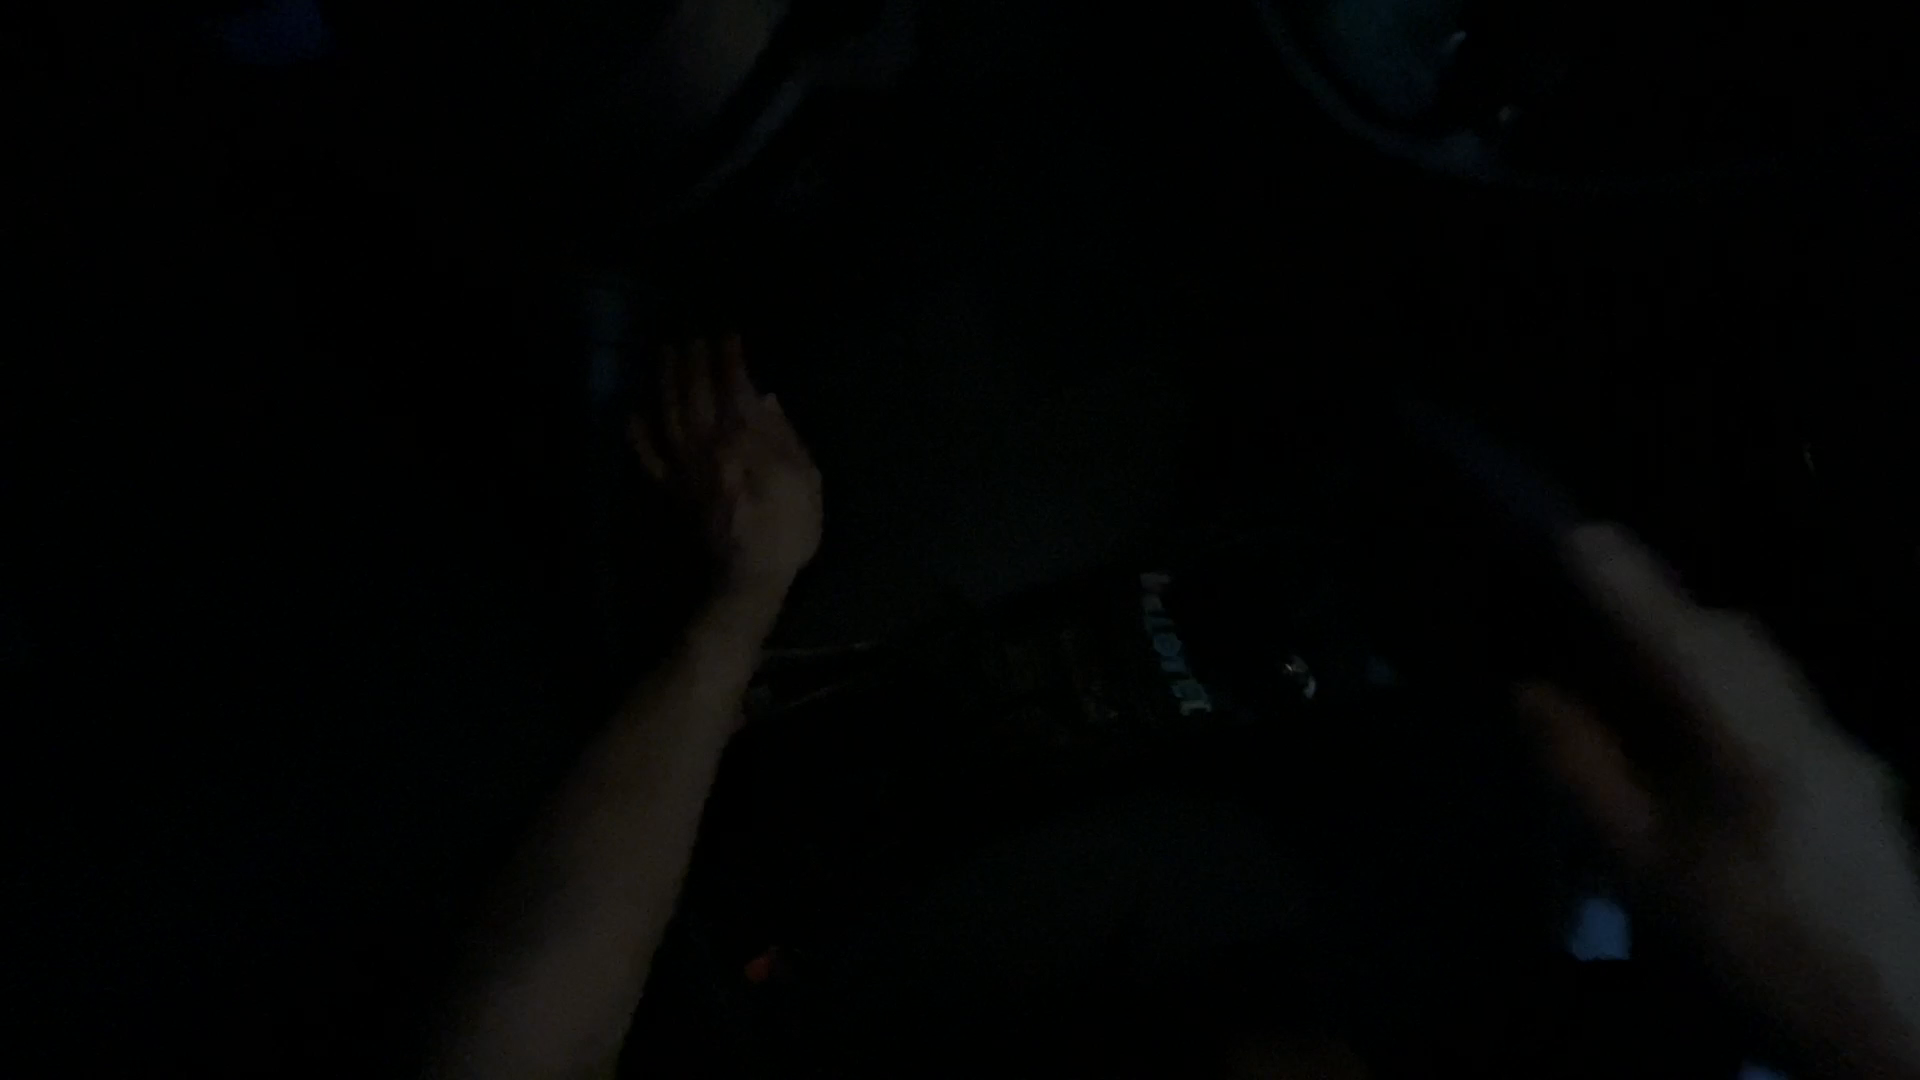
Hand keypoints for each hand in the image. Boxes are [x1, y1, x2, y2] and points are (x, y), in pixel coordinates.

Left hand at [630, 335, 822, 602]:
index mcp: (743, 437)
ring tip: (665, 356)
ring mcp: (684, 465)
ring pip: (667, 412)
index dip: (730, 358)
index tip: (730, 337)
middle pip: (694, 391)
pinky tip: (635, 410)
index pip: (733, 385)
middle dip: (694, 360)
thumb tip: (764, 399)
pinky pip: (647, 453)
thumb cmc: (789, 526)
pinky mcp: (671, 487)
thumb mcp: (806, 478)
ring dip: (664, 380)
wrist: (751, 574)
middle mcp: (707, 442)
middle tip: (693, 338)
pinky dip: (638, 429)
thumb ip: (783, 435)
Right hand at [1519, 524, 1919, 1077]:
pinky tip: (1670, 723)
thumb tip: (1532, 695)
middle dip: (1654, 611)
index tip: (1580, 538)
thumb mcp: (1647, 863)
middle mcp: (1816, 739)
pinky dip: (1706, 683)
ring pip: (1753, 668)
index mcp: (1765, 762)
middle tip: (1580, 601)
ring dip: (1679, 646)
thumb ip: (1585, 772)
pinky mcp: (1848, 773)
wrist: (1900, 1029)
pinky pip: (1765, 699)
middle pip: (1732, 643)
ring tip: (1611, 663)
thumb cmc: (1758, 943)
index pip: (1688, 651)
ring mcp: (1843, 754)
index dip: (1630, 590)